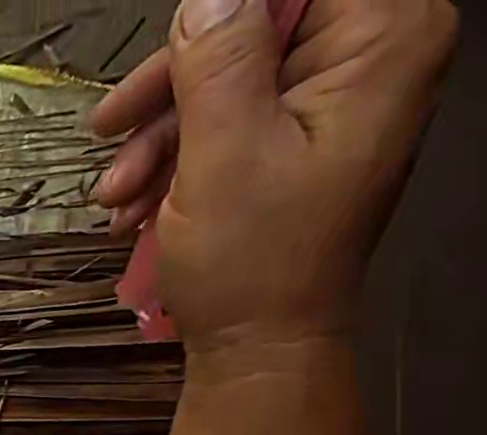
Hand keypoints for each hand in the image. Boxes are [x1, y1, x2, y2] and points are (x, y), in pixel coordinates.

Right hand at [91, 0, 456, 354]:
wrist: (258, 349)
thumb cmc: (250, 260)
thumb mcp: (223, 156)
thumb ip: (218, 62)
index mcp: (381, 42)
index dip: (212, 20)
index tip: (148, 73)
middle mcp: (367, 62)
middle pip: (250, 34)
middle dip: (167, 97)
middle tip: (104, 135)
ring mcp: (325, 110)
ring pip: (223, 88)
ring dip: (156, 144)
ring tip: (114, 202)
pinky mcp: (289, 149)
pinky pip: (223, 130)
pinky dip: (172, 166)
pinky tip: (135, 210)